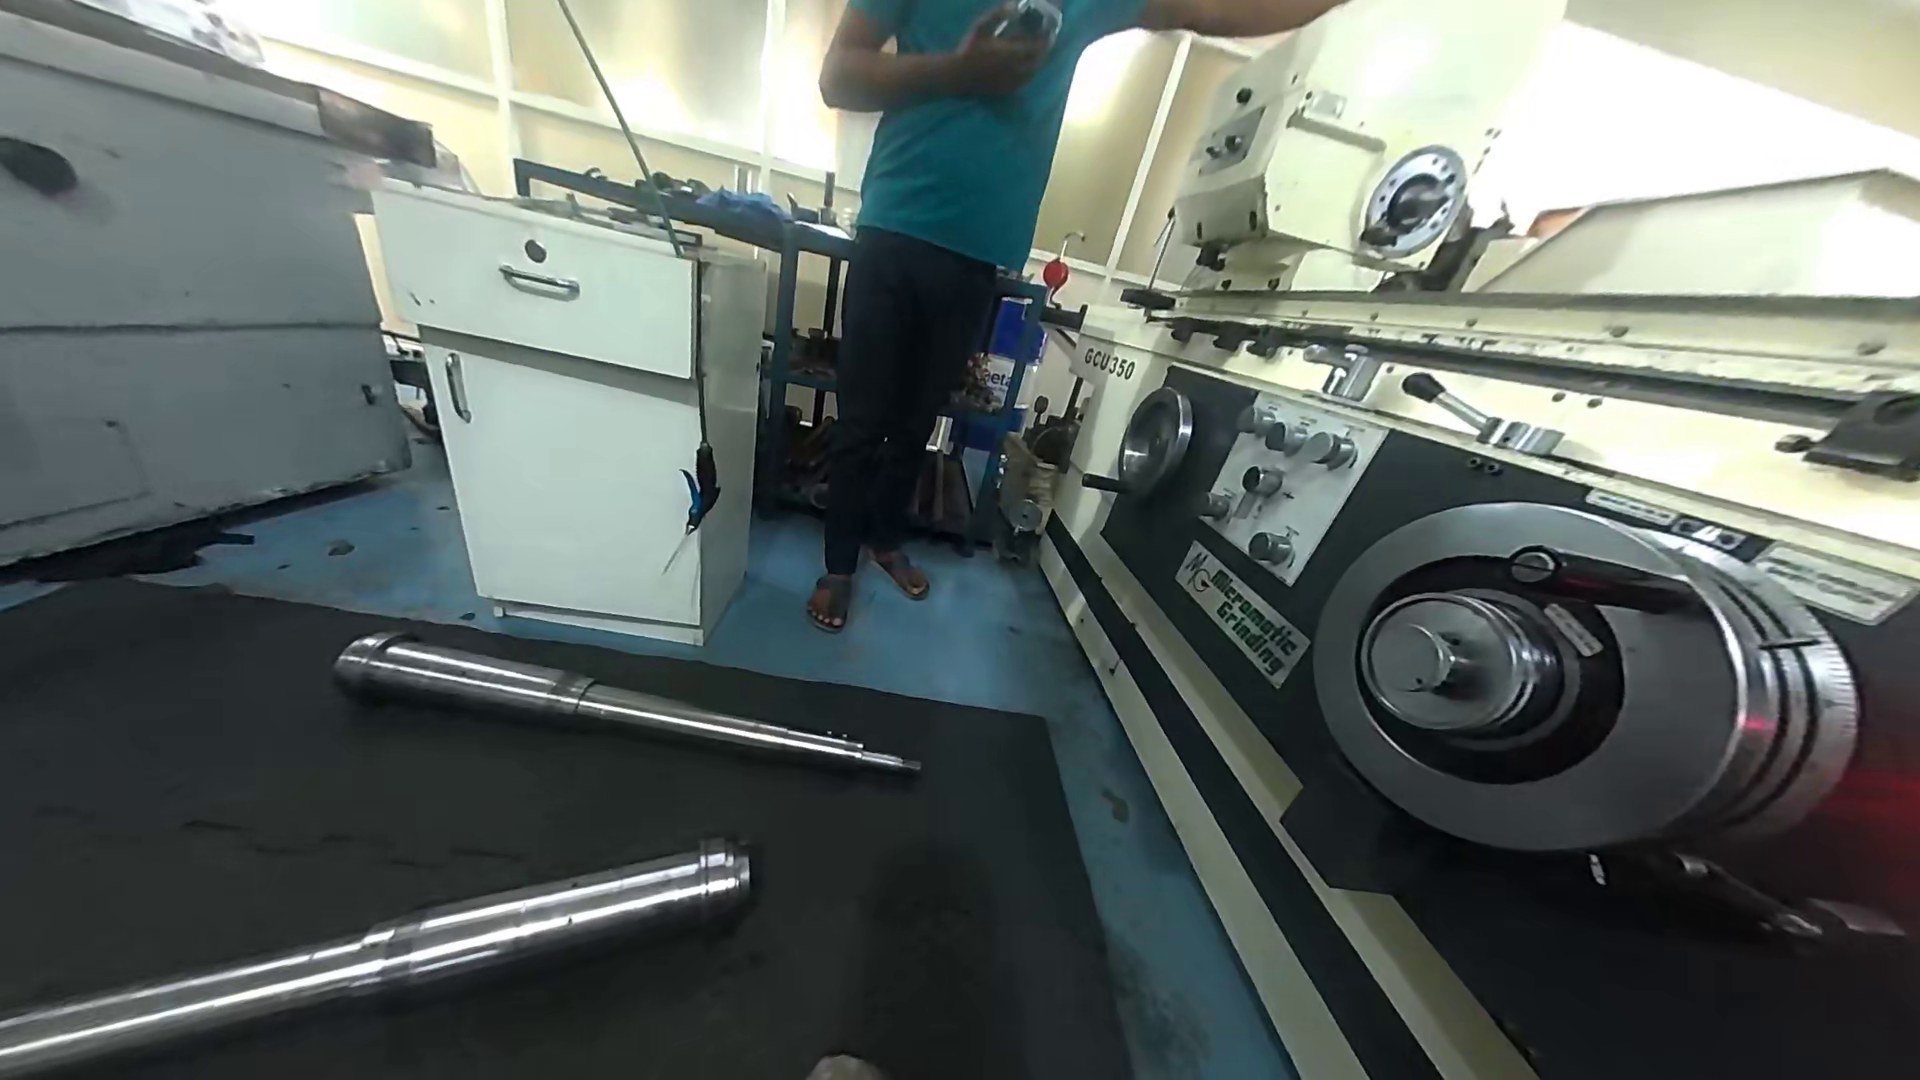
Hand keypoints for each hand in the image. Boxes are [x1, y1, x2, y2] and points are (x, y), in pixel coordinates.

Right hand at [951, 4, 1049, 96]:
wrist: (959, 76)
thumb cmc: (969, 50)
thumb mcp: (982, 26)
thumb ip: (999, 15)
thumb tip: (1015, 6)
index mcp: (1010, 53)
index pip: (1034, 47)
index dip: (1044, 39)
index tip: (1048, 31)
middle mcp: (1014, 69)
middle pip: (1036, 62)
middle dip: (1043, 52)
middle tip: (1046, 42)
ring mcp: (1010, 82)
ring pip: (1031, 74)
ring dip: (1037, 64)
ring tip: (1039, 54)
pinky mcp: (1006, 90)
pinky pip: (1023, 83)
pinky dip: (1029, 74)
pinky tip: (1028, 69)